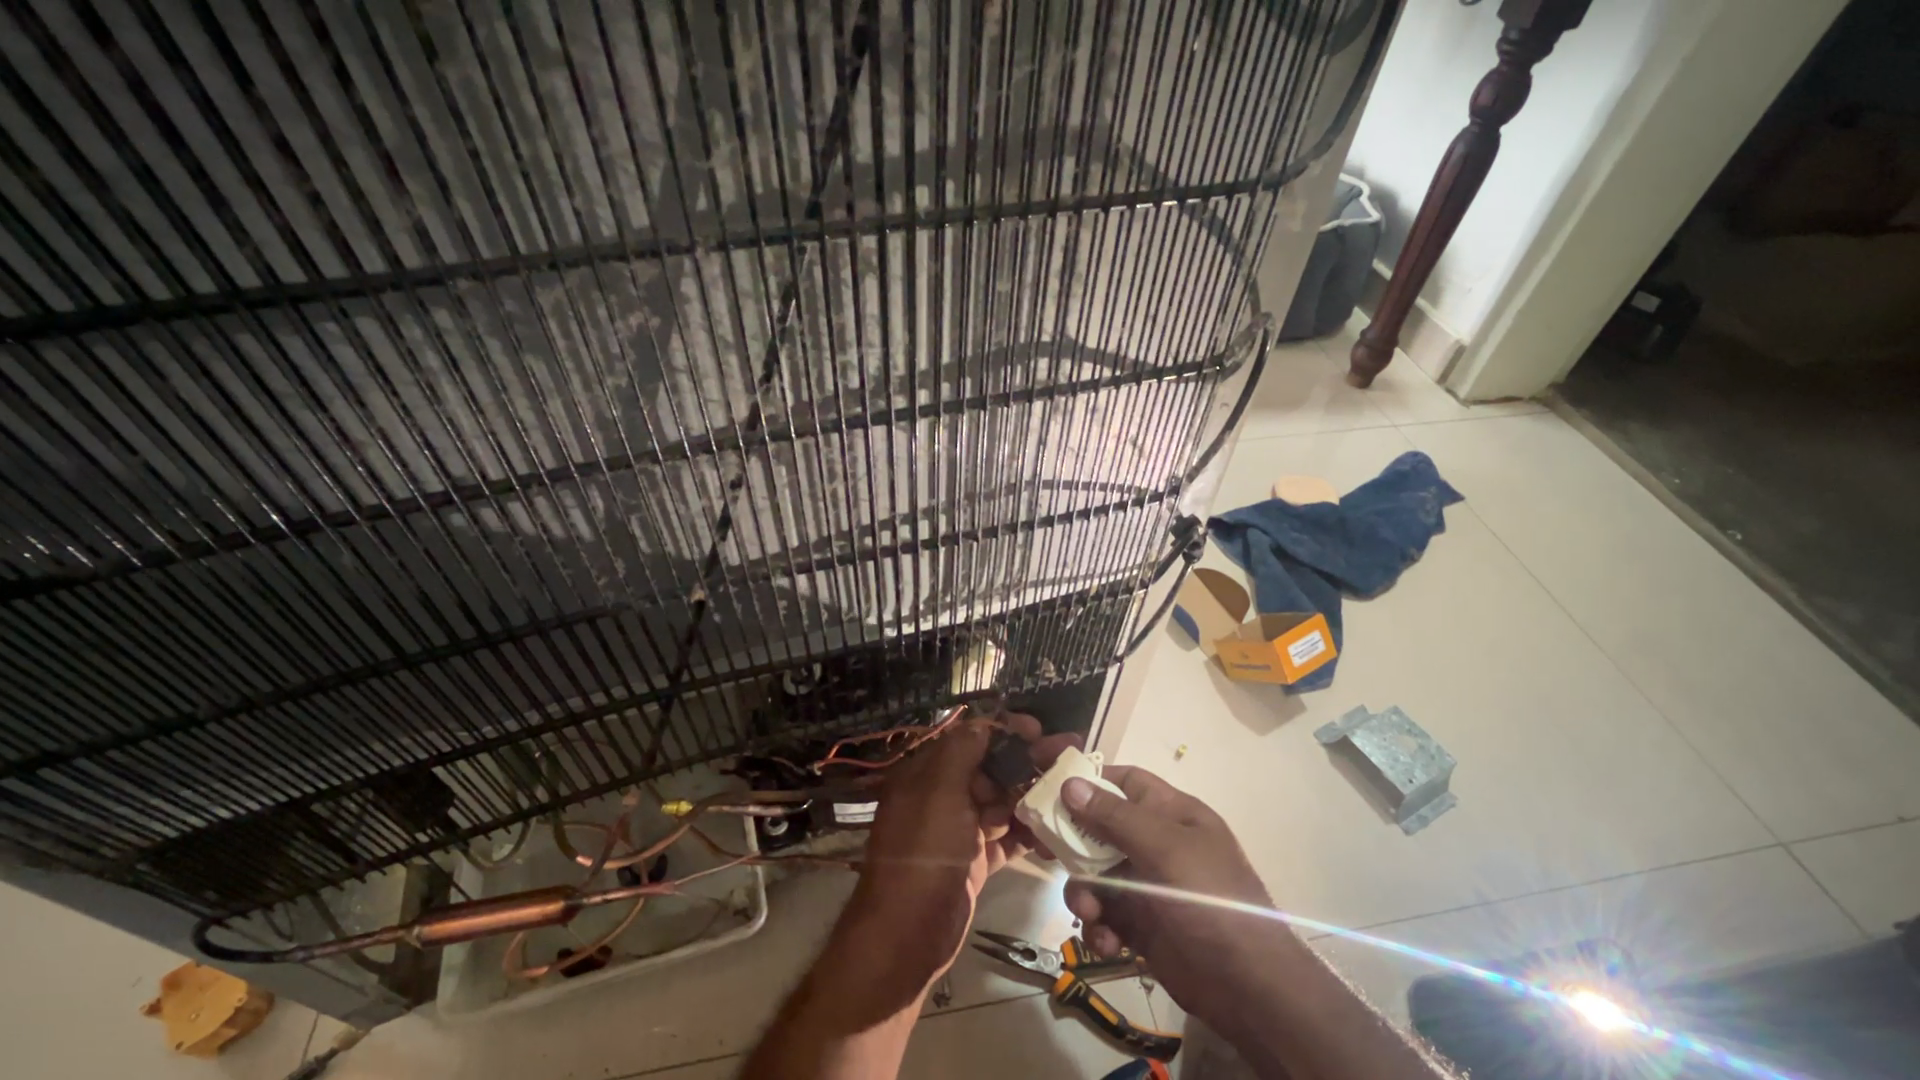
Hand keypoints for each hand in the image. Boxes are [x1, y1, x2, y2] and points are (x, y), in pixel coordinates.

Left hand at [839, 712, 1079, 995]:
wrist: (908, 933)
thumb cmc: (924, 854)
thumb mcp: (939, 793)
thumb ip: (961, 753)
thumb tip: (984, 722)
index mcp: (925, 774)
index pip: (968, 739)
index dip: (1003, 731)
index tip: (1038, 731)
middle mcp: (940, 797)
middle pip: (989, 769)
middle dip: (1026, 763)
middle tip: (1068, 757)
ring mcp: (958, 831)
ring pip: (1002, 803)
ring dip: (1033, 798)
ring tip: (1071, 793)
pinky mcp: (974, 861)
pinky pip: (1006, 839)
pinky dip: (1030, 835)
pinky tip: (1058, 833)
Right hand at [1058, 767, 1312, 1041]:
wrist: (1247, 985)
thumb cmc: (1210, 900)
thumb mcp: (1164, 849)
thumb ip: (1114, 817)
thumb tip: (1069, 783)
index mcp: (1173, 815)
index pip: (1126, 782)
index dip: (1090, 782)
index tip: (1050, 791)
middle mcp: (1158, 845)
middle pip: (1100, 831)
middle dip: (1075, 848)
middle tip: (1048, 857)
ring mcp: (1149, 887)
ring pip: (1095, 876)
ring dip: (1084, 894)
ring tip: (1090, 914)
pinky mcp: (1141, 926)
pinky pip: (1105, 916)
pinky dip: (1099, 927)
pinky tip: (1106, 943)